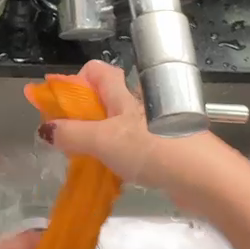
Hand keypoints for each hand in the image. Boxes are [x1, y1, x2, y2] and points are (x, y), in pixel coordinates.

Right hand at [39, 60, 235, 210]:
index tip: (58, 103)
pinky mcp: (165, 151)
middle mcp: (140, 105)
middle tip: (67, 137)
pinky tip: (113, 177)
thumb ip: (72, 134)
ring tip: (85, 161)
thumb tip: (45, 129)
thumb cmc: (153, 148)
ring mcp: (154, 128)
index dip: (75, 81)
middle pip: (106, 100)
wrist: (204, 177)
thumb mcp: (103, 140)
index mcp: (124, 94)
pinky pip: (133, 149)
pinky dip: (119, 160)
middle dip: (84, 115)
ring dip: (100, 140)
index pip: (96, 71)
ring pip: (119, 127)